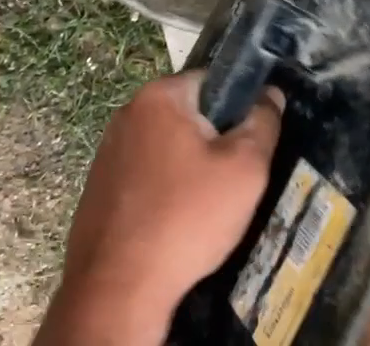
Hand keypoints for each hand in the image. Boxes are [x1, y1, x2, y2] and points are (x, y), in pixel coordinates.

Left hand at [36, 71, 282, 344]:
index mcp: (159, 96)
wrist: (118, 288)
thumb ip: (263, 123)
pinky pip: (145, 176)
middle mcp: (127, 112)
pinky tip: (174, 224)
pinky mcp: (98, 186)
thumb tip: (270, 94)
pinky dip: (163, 192)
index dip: (239, 109)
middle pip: (188, 115)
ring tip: (204, 208)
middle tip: (231, 180)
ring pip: (167, 148)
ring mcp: (108, 151)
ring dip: (188, 168)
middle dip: (213, 141)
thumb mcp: (245, 168)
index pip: (212, 81)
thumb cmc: (187, 217)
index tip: (250, 144)